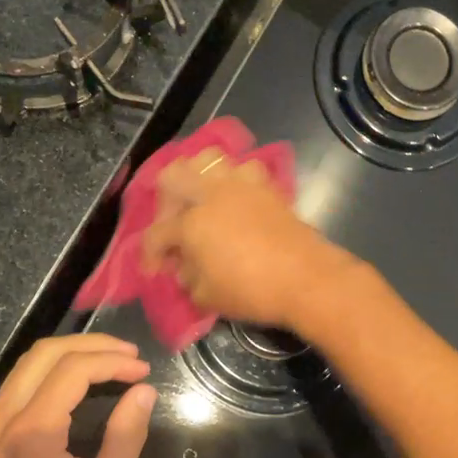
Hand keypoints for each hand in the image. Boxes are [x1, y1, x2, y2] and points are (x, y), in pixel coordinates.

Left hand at [0, 335, 156, 457]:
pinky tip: (82, 383)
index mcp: (33, 432)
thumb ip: (126, 437)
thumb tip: (144, 393)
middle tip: (132, 357)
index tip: (145, 371)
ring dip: (71, 354)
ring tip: (113, 363)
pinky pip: (21, 383)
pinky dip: (54, 371)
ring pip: (29, 364)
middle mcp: (4, 417)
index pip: (73, 370)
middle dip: (92, 346)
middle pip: (46, 354)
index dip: (113, 362)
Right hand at [140, 149, 362, 332]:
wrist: (307, 279)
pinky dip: (232, 182)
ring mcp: (242, 185)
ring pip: (208, 160)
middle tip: (173, 227)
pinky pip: (242, 170)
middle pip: (174, 177)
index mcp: (191, 222)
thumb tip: (184, 267)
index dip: (150, 254)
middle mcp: (212, 194)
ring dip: (198, 178)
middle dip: (165, 201)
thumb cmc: (252, 291)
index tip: (154, 270)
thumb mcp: (207, 296)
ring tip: (201, 202)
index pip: (157, 234)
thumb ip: (187, 279)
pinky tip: (234, 203)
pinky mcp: (267, 188)